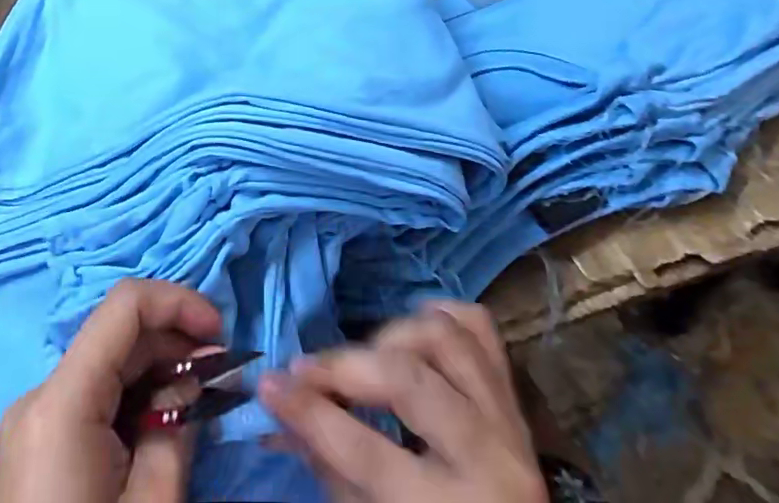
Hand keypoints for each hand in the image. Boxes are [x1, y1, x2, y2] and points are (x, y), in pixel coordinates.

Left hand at [0, 279, 222, 502]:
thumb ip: (176, 427)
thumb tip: (196, 378)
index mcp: (61, 401)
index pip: (122, 308)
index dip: (177, 302)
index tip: (221, 330)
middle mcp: (40, 394)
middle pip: (116, 336)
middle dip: (175, 341)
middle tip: (224, 373)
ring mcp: (35, 418)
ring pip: (106, 364)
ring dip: (158, 370)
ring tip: (204, 396)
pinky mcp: (40, 440)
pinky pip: (93, 397)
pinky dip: (134, 397)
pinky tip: (168, 419)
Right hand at [259, 302, 546, 502]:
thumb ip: (327, 461)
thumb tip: (277, 406)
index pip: (365, 450)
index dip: (308, 412)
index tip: (267, 385)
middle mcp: (490, 457)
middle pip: (408, 379)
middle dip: (343, 366)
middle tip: (303, 370)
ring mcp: (508, 418)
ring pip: (445, 338)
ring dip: (392, 337)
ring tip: (363, 357)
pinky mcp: (511, 391)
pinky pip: (480, 328)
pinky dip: (439, 317)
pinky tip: (409, 332)